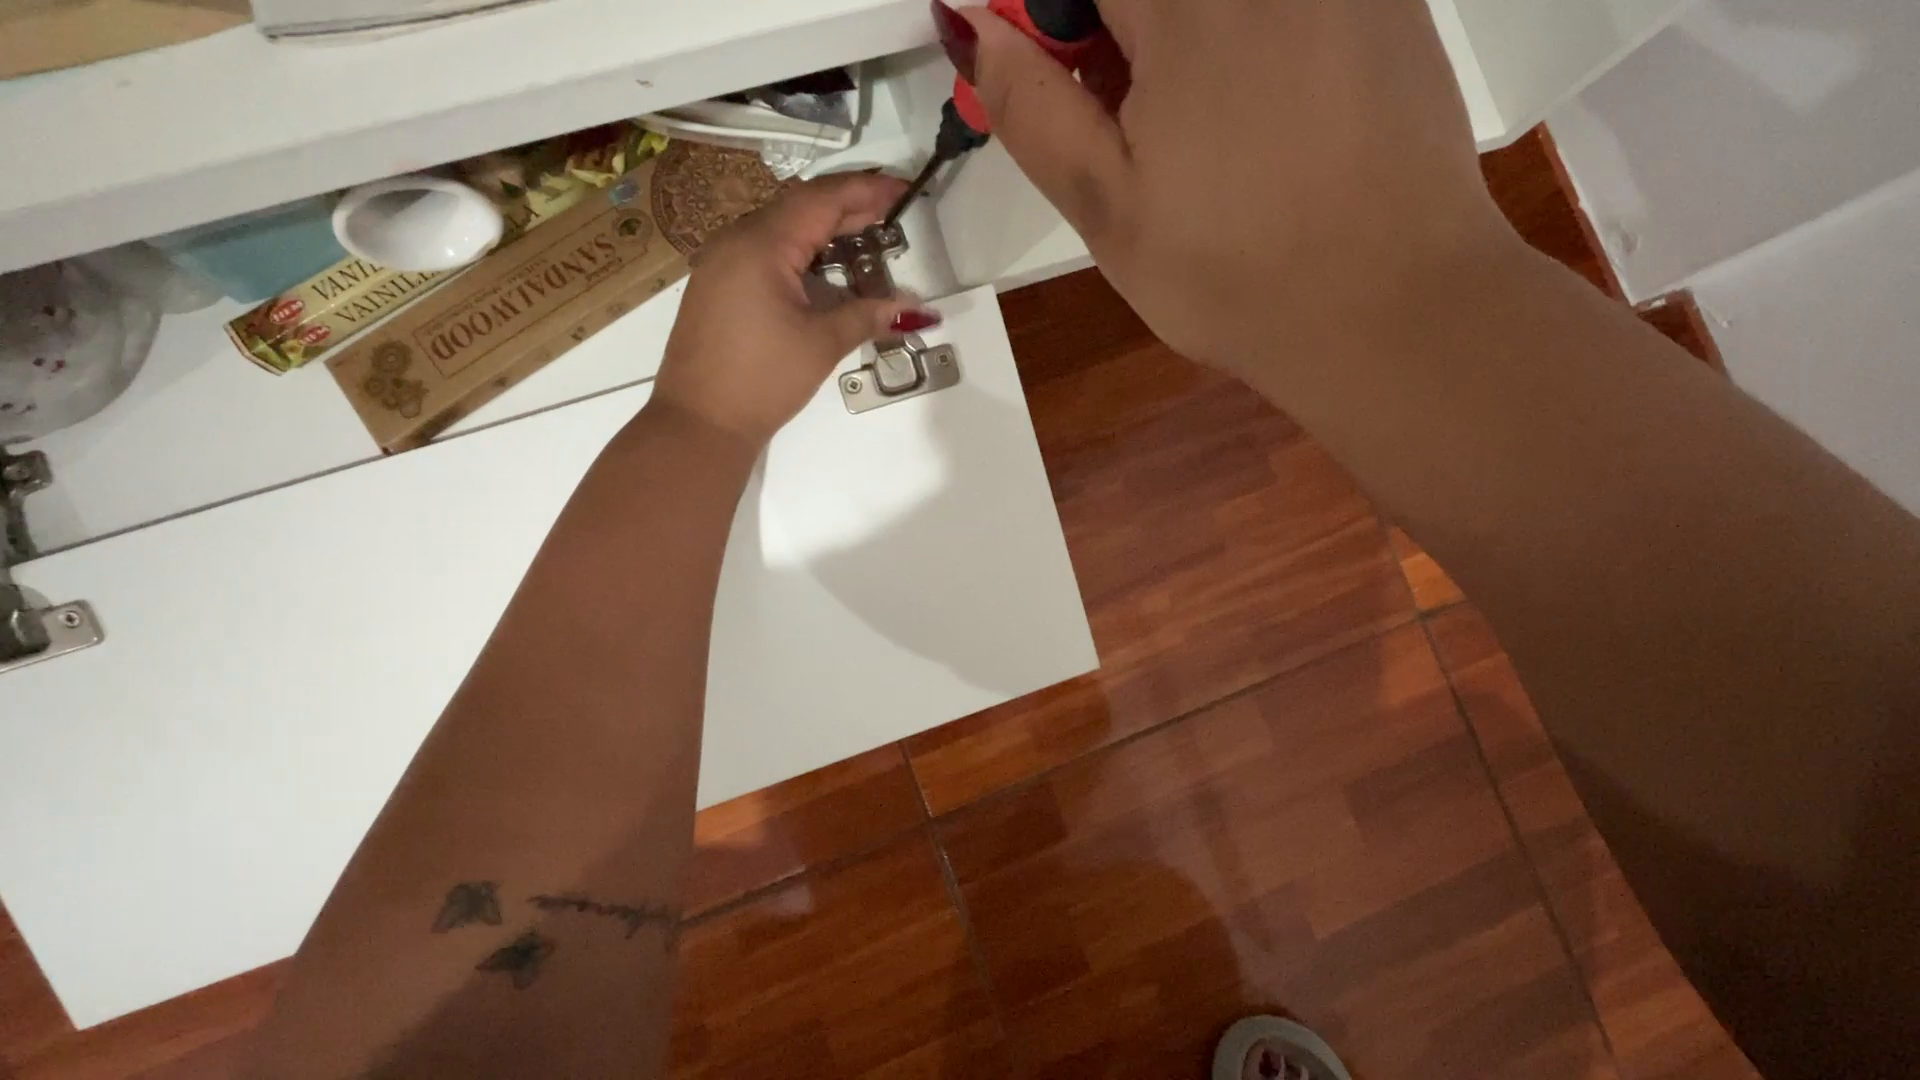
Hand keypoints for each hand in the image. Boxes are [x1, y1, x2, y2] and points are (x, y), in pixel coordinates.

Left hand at [651, 173, 929, 445]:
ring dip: (824, 229)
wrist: (698, 422)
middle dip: (848, 207)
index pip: (821, 199)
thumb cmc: (761, 381)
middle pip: (800, 207)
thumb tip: (914, 309)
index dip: (866, 190)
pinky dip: (801, 251)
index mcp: (761, 244)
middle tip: (892, 212)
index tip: (903, 190)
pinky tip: (825, 268)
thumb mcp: (821, 344)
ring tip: (866, 236)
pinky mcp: (718, 286)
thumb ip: (868, 316)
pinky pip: (764, 251)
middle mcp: (736, 241)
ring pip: (781, 228)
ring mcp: (721, 262)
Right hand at [951, 0, 1519, 382]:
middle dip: (1112, 32)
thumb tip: (969, 23)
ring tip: (1195, 127)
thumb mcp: (1108, 211)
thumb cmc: (1233, 278)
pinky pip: (1280, 6)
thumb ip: (1030, 109)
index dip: (1051, 21)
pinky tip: (1260, 116)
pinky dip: (1242, 39)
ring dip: (1171, 41)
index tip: (1061, 82)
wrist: (1393, 312)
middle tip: (1122, 111)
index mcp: (1190, 7)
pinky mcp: (1391, 4)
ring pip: (1210, 7)